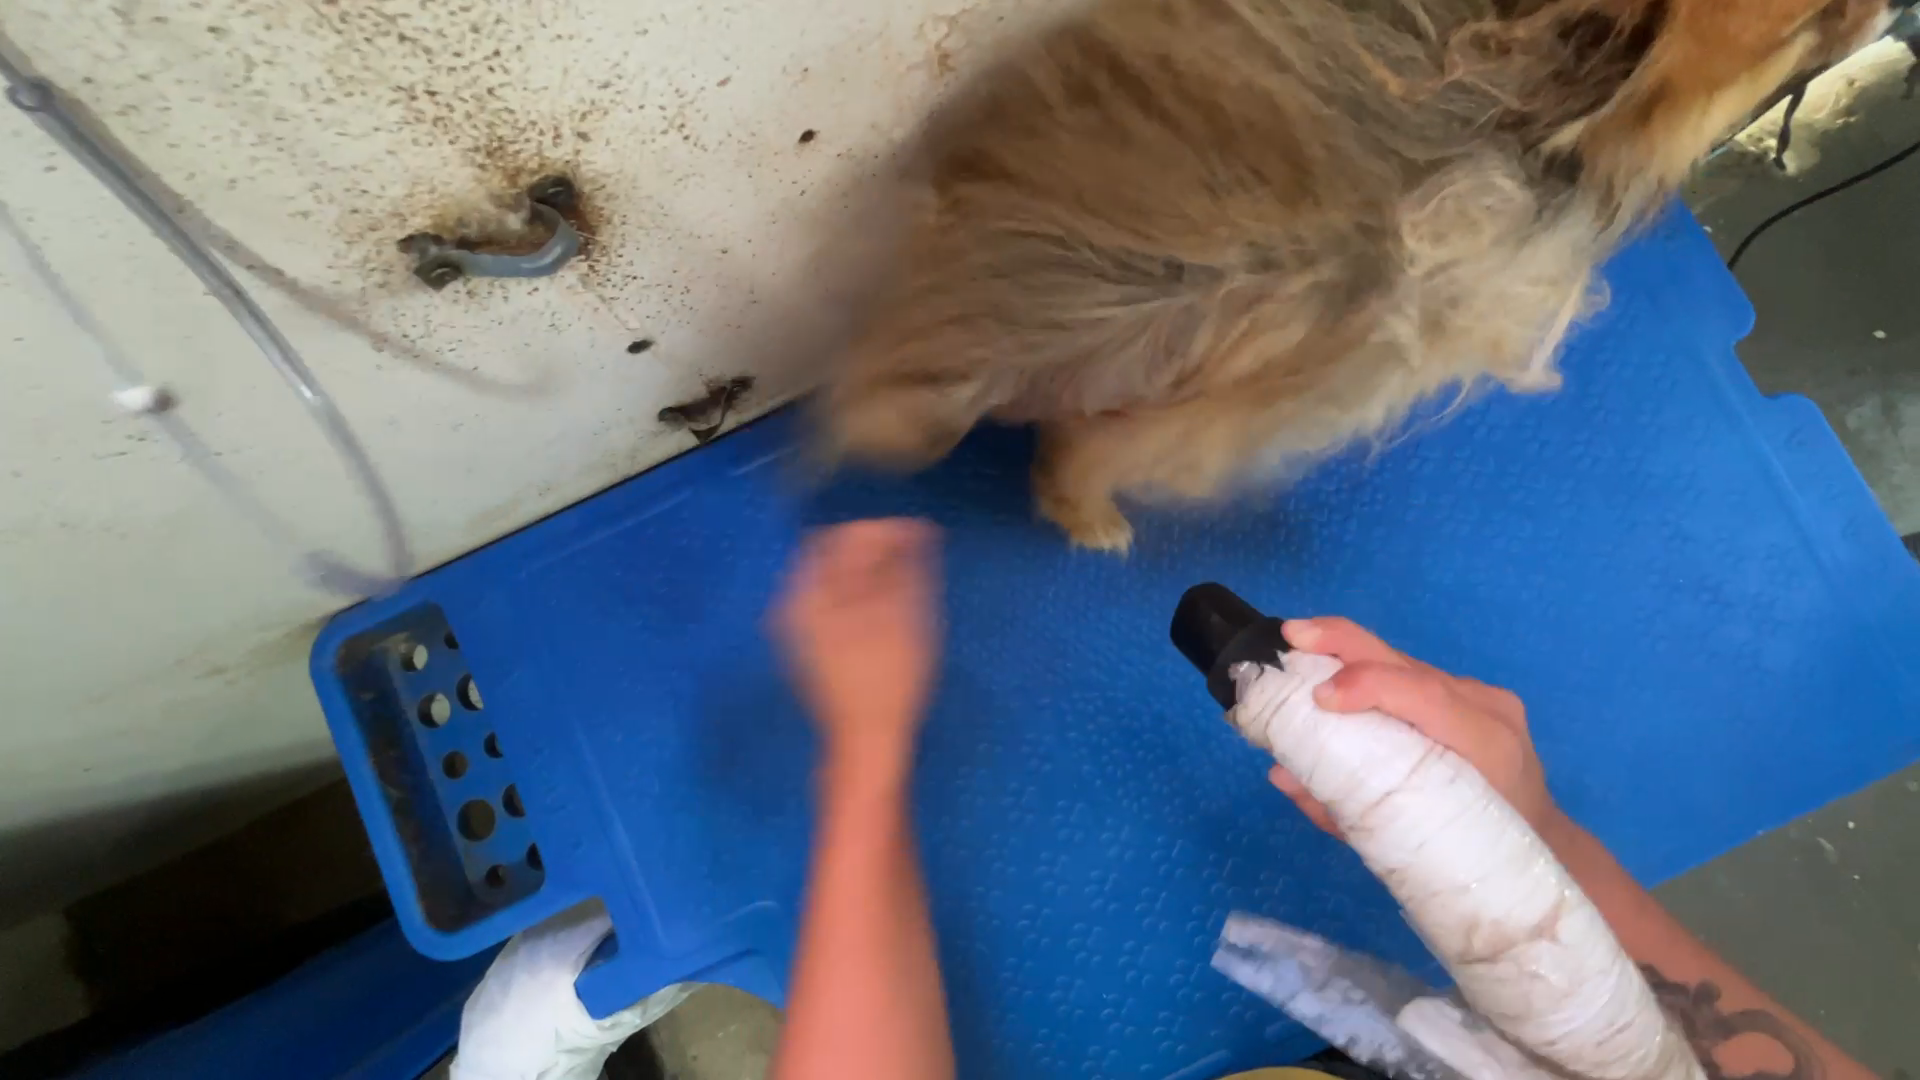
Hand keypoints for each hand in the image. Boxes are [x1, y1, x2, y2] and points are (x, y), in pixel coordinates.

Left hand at [772, 519, 942, 776]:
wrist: (867, 744)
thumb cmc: (889, 681)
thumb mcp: (904, 617)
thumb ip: (904, 567)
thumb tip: (911, 529)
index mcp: (809, 593)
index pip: (845, 538)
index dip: (884, 529)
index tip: (922, 531)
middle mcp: (793, 603)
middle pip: (833, 552)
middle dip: (875, 544)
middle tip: (916, 548)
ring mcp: (798, 624)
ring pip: (834, 574)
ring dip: (870, 566)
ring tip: (909, 570)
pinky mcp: (811, 642)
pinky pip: (833, 597)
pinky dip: (861, 589)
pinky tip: (890, 598)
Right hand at [1266, 617, 1571, 850]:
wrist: (1537, 843)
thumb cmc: (1469, 849)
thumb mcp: (1403, 840)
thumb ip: (1341, 808)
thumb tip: (1281, 773)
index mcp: (1485, 746)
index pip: (1425, 695)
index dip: (1367, 685)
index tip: (1319, 697)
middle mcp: (1485, 708)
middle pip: (1406, 662)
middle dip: (1343, 641)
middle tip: (1291, 636)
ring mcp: (1478, 694)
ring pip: (1400, 661)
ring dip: (1345, 652)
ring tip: (1299, 646)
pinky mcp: (1464, 691)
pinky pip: (1405, 670)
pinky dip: (1362, 667)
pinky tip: (1330, 666)